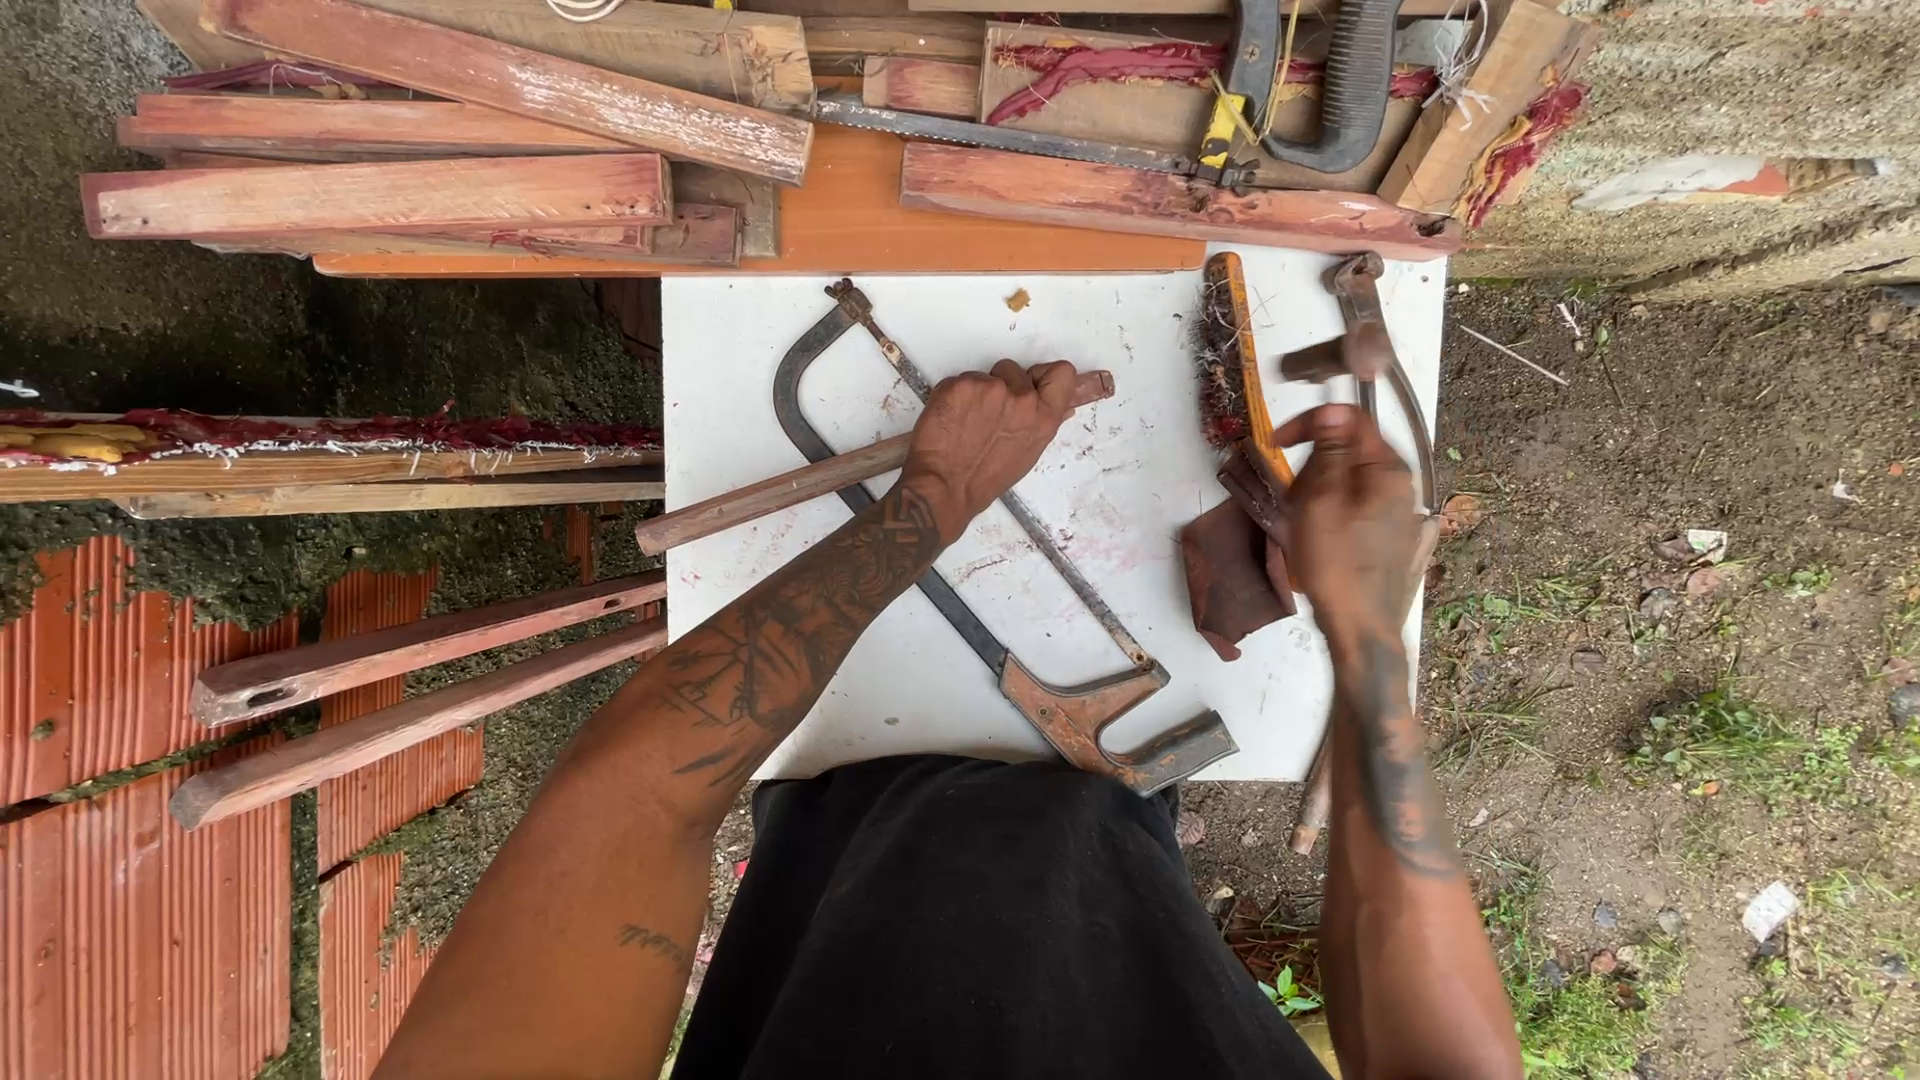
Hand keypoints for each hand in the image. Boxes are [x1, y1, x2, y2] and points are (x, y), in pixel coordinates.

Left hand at [898, 359, 1077, 544]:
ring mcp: (991, 389)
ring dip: (976, 391)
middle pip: (1014, 369)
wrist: (944, 486)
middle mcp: (1022, 400)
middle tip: (987, 414)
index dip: (1043, 375)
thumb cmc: (983, 480)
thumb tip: (1064, 409)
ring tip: (966, 422)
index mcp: (1044, 418)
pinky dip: (954, 395)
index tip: (1031, 383)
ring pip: (985, 375)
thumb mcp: (1027, 454)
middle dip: (1001, 384)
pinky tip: (951, 419)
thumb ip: (1042, 423)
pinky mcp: (961, 385)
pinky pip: (960, 380)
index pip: (1061, 373)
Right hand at [1271, 405, 1418, 648]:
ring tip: (1304, 523)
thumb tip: (1334, 409)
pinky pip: (1356, 504)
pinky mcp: (1391, 533)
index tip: (1276, 443)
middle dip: (1312, 466)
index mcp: (1387, 470)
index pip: (1351, 420)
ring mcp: (1399, 510)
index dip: (1310, 423)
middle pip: (1349, 450)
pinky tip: (1321, 534)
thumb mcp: (1321, 503)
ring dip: (1319, 491)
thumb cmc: (1334, 565)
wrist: (1361, 626)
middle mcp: (1401, 484)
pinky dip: (1332, 509)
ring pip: (1349, 479)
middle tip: (1292, 498)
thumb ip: (1329, 452)